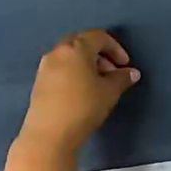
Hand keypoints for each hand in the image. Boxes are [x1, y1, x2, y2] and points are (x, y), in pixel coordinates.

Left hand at [18, 29, 140, 153]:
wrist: (50, 133)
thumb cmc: (84, 107)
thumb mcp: (109, 92)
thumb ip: (122, 78)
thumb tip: (131, 72)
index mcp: (76, 48)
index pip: (99, 37)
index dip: (115, 48)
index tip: (124, 65)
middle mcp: (58, 51)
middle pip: (81, 43)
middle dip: (99, 54)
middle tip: (111, 72)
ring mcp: (45, 66)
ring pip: (69, 56)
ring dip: (86, 64)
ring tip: (98, 84)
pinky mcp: (39, 82)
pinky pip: (60, 68)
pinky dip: (74, 72)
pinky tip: (81, 92)